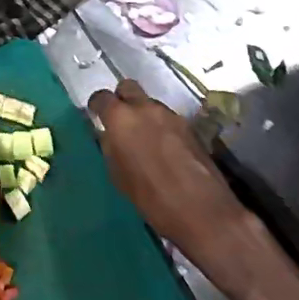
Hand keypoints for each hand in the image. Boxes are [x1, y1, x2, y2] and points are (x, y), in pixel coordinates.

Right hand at [88, 79, 257, 270]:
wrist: (203, 212)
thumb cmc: (150, 197)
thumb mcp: (117, 174)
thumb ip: (110, 146)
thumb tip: (109, 135)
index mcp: (120, 117)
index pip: (101, 97)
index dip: (97, 106)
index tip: (96, 116)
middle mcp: (145, 108)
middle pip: (128, 87)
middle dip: (122, 99)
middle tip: (121, 120)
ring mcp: (171, 116)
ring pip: (150, 104)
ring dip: (144, 115)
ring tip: (145, 139)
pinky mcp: (191, 128)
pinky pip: (168, 119)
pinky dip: (162, 127)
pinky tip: (165, 149)